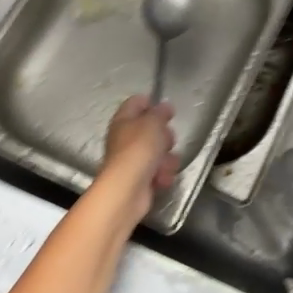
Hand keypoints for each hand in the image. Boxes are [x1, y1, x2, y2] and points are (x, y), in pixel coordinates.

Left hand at [97, 96, 178, 222]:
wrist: (127, 189)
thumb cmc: (138, 150)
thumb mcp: (152, 123)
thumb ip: (160, 113)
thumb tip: (164, 106)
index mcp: (124, 120)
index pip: (136, 103)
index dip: (151, 103)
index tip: (168, 110)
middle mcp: (126, 138)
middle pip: (151, 130)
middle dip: (165, 136)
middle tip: (168, 141)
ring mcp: (132, 160)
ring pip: (158, 153)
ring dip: (166, 159)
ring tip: (164, 166)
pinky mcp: (140, 179)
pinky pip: (158, 171)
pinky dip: (162, 175)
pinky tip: (161, 179)